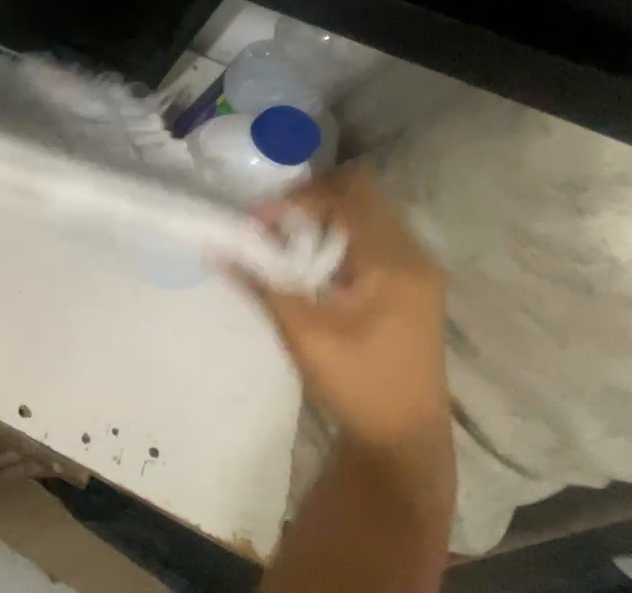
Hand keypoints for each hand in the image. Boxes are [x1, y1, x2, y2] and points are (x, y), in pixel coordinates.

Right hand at [251, 168, 449, 450]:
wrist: (404, 436)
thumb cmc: (357, 382)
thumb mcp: (302, 333)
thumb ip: (262, 283)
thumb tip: (216, 247)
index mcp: (393, 263)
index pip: (347, 196)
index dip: (297, 198)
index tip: (258, 223)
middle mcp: (413, 256)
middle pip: (360, 195)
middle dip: (308, 201)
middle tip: (269, 224)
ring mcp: (416, 270)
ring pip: (366, 212)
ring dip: (321, 218)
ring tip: (282, 243)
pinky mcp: (410, 284)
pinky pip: (370, 236)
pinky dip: (335, 236)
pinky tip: (307, 262)